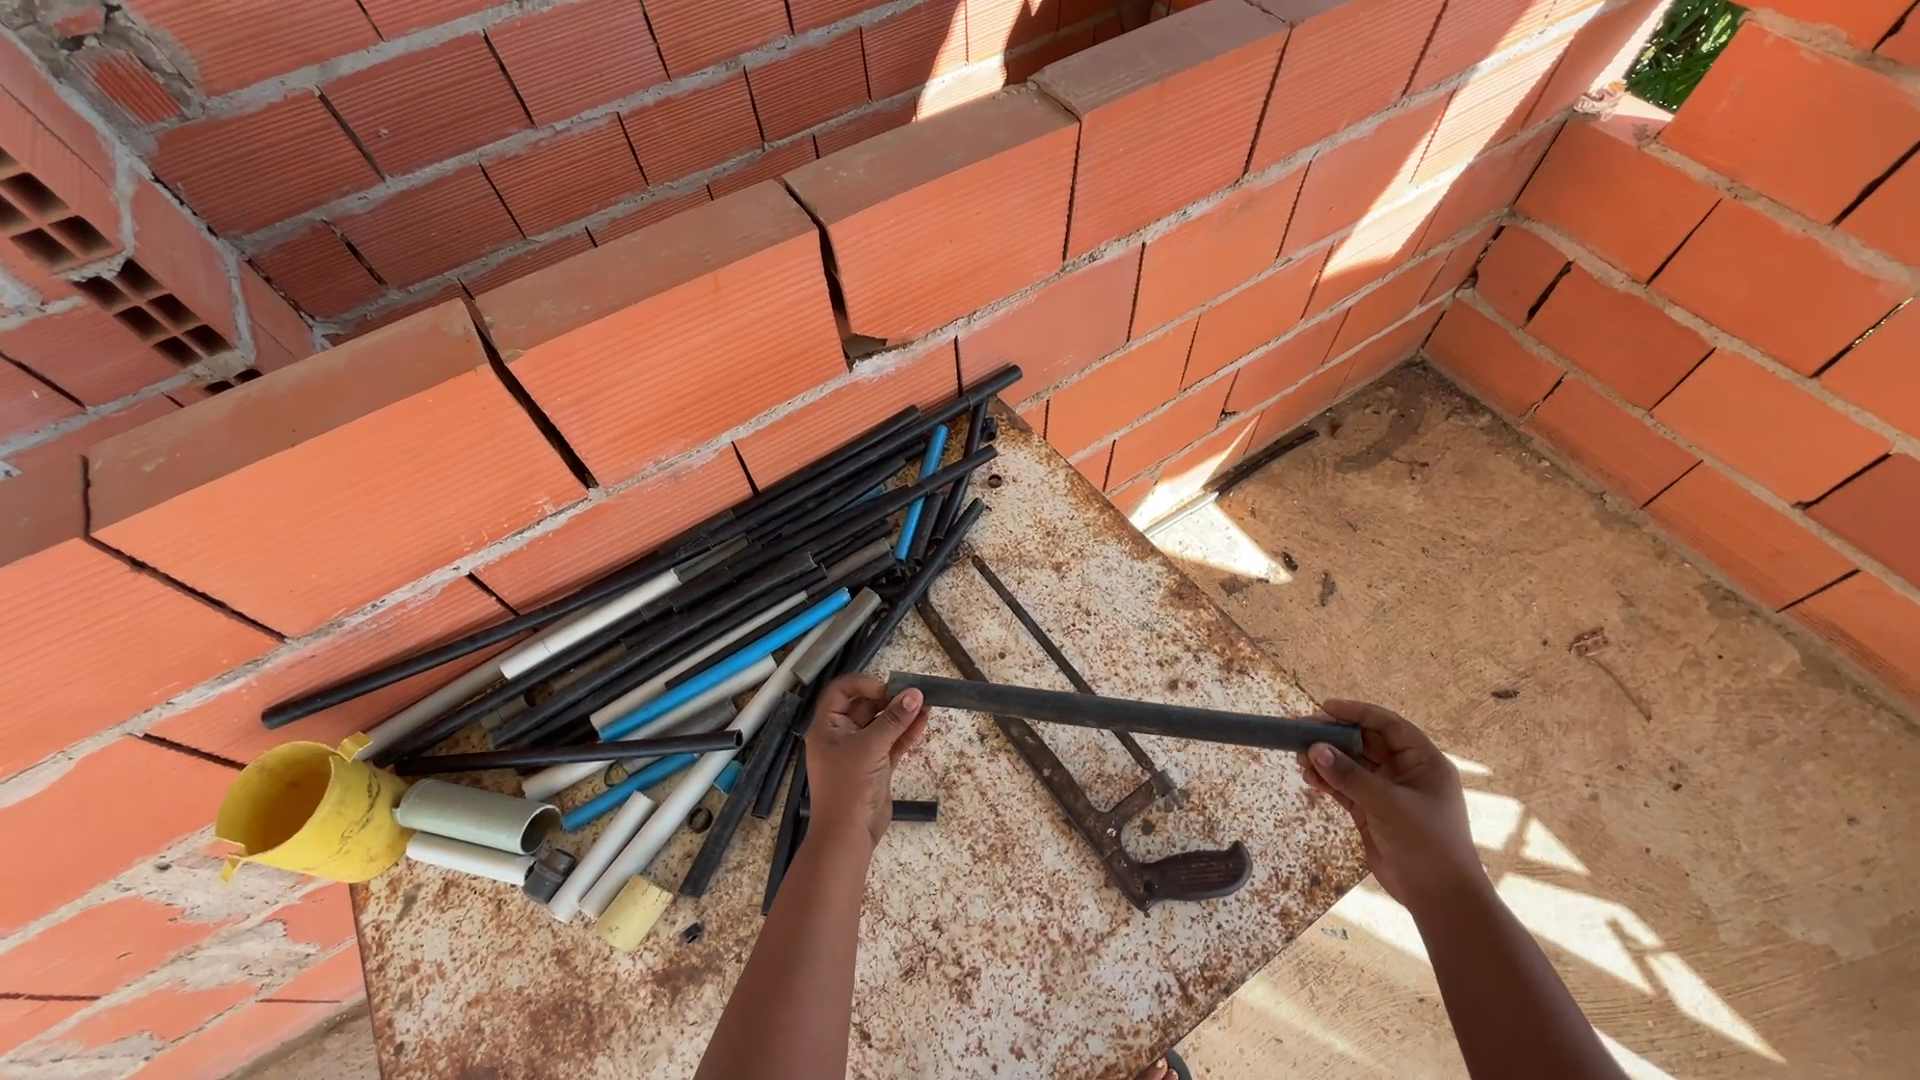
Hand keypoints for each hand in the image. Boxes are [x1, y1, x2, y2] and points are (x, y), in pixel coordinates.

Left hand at [804, 675, 928, 850]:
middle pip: (865, 707)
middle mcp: (842, 736)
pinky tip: (924, 722)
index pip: (840, 693)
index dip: (862, 685)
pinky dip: (907, 733)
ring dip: (902, 715)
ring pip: (882, 725)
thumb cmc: (848, 785)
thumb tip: (915, 694)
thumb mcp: (870, 747)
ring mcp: (860, 752)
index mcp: (827, 727)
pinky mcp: (877, 767)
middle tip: (913, 694)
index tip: (885, 688)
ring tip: (926, 703)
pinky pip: (892, 743)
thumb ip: (894, 720)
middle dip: (888, 699)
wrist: (848, 834)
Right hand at [1296, 699, 1483, 910]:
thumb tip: (1314, 749)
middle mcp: (1405, 772)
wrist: (1439, 896)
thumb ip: (1350, 775)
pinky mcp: (1371, 812)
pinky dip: (1326, 781)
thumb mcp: (1388, 804)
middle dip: (1333, 737)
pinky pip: (1344, 787)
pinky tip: (1309, 779)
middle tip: (1301, 733)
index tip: (1325, 707)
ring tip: (1300, 758)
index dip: (1357, 712)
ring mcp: (1387, 792)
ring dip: (1326, 760)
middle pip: (1364, 742)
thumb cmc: (1426, 842)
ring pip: (1351, 765)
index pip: (1388, 725)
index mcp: (1423, 762)